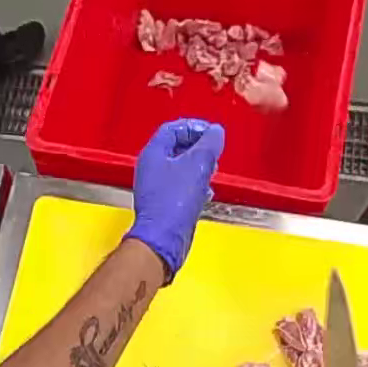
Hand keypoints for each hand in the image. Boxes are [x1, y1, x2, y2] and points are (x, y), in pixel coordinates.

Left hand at [124, 118, 224, 282]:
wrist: (164, 240)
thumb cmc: (174, 203)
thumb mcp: (198, 164)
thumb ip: (209, 144)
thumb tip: (216, 133)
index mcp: (153, 153)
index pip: (173, 128)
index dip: (195, 127)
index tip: (212, 133)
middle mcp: (151, 170)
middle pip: (176, 149)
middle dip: (198, 149)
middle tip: (213, 153)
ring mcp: (155, 190)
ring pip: (179, 171)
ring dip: (198, 169)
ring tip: (212, 172)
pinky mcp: (163, 208)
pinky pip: (180, 190)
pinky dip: (194, 188)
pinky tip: (205, 194)